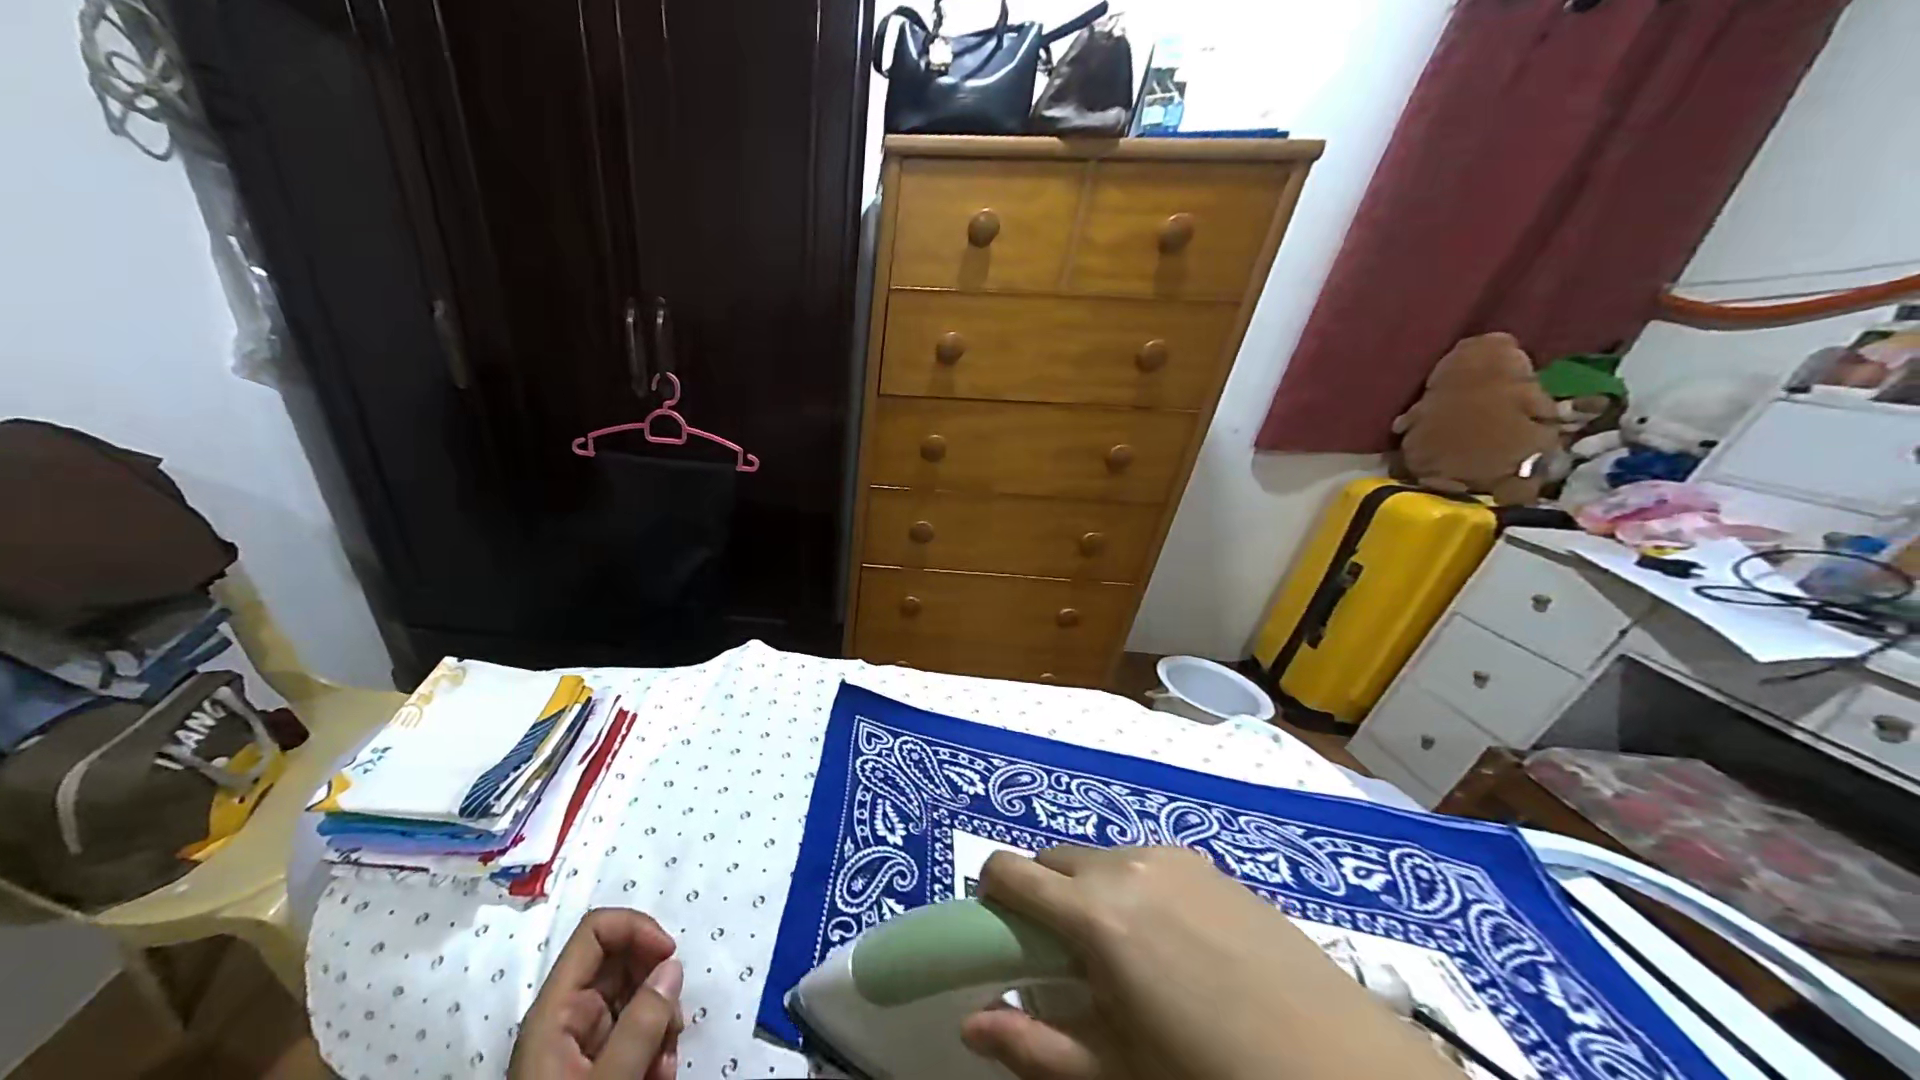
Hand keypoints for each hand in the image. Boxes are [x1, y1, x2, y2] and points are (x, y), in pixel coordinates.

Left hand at [508, 908, 683, 1079]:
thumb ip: (641, 1025)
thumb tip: (673, 964)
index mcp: (556, 1010)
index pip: (596, 932)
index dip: (637, 929)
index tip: (670, 956)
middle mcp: (568, 1014)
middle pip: (624, 962)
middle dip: (659, 987)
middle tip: (674, 1029)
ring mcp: (583, 1037)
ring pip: (637, 996)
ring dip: (662, 1023)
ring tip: (663, 1068)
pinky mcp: (598, 1060)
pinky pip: (637, 1029)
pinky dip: (656, 1045)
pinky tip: (658, 1076)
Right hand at [964, 846, 1457, 1079]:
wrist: (1343, 1066)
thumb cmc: (1213, 1076)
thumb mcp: (1117, 1072)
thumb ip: (1034, 1046)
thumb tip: (969, 1023)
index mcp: (1095, 912)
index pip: (1011, 871)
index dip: (992, 895)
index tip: (1000, 935)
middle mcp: (1128, 864)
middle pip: (1054, 859)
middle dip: (1041, 895)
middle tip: (1062, 957)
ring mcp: (1174, 857)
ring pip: (1101, 859)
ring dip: (1089, 891)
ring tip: (1124, 956)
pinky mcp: (1211, 864)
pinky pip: (1147, 863)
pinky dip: (1133, 888)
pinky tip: (1173, 945)